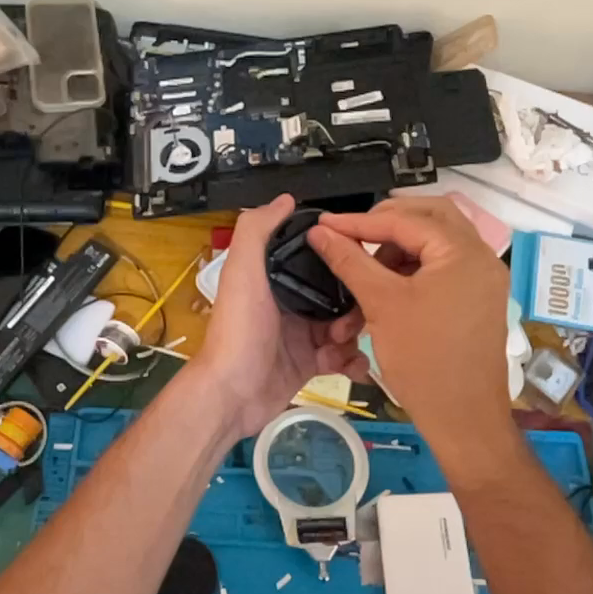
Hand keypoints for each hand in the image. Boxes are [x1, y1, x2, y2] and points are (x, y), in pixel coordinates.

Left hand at [187, 194, 367, 440]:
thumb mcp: (243, 271)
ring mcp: (301, 335)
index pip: (316, 259)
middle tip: (353, 317)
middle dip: (354, 302)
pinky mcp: (309, 365)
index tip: (360, 262)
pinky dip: (353, 361)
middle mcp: (289, 303)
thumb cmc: (238, 329)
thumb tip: (285, 199)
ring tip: (345, 343)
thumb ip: (257, 231)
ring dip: (354, 332)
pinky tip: (354, 366)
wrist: (232, 393)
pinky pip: (342, 358)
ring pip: (344, 325)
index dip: (339, 258)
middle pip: (337, 293)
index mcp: (274, 278)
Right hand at [306, 198, 510, 435]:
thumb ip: (350, 260)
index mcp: (463, 252)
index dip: (359, 221)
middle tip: (351, 235)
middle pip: (429, 217)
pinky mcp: (476, 300)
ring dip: (397, 249)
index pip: (405, 220)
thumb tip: (320, 231)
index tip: (324, 225)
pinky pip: (442, 268)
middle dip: (385, 224)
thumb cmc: (423, 359)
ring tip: (366, 271)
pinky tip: (385, 288)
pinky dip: (412, 270)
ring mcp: (482, 280)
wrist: (463, 419)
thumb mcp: (381, 304)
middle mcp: (481, 258)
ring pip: (435, 243)